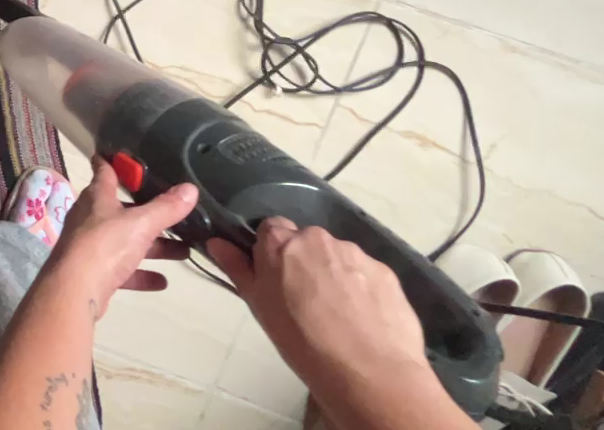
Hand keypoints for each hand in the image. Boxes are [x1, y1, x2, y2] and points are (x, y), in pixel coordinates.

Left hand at [45, 156, 196, 318]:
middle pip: (124, 210)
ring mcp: (92, 244)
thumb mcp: (141, 223)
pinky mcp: (96, 270)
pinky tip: (163, 281)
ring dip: (153, 246)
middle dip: (149, 213)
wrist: (76, 287)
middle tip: (177, 215)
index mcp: (98, 196)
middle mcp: (92, 216)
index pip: (105, 171)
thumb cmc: (105, 244)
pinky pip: (124, 269)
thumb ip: (166, 208)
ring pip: (127, 241)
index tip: (126, 156)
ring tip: (183, 251)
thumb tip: (190, 189)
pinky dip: (142, 273)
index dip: (114, 161)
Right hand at [208, 218, 452, 424]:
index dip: (273, 251)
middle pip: (306, 241)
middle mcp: (316, 238)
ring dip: (335, 273)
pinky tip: (363, 318)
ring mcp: (354, 254)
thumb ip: (237, 268)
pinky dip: (363, 288)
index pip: (270, 228)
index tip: (277, 276)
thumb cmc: (302, 340)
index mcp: (279, 241)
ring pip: (338, 256)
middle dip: (305, 261)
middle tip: (307, 297)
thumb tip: (217, 242)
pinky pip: (367, 273)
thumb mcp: (259, 305)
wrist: (370, 375)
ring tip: (340, 312)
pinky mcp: (386, 273)